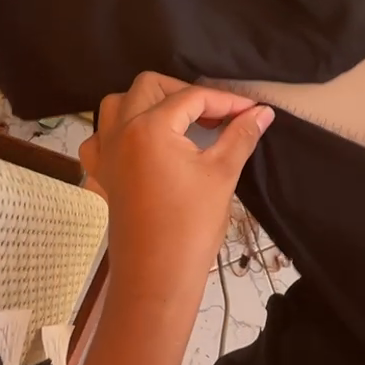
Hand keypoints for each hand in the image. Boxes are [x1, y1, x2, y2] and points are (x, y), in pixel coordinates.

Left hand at [80, 73, 273, 318]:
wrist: (157, 278)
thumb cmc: (191, 225)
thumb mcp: (222, 173)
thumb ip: (240, 135)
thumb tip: (262, 112)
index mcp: (149, 127)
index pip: (192, 97)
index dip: (226, 101)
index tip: (252, 111)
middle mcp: (120, 132)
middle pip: (149, 87)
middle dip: (185, 93)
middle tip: (216, 114)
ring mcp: (105, 154)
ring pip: (118, 105)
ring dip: (148, 104)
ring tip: (180, 122)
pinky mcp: (102, 175)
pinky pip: (102, 138)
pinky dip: (121, 132)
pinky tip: (144, 146)